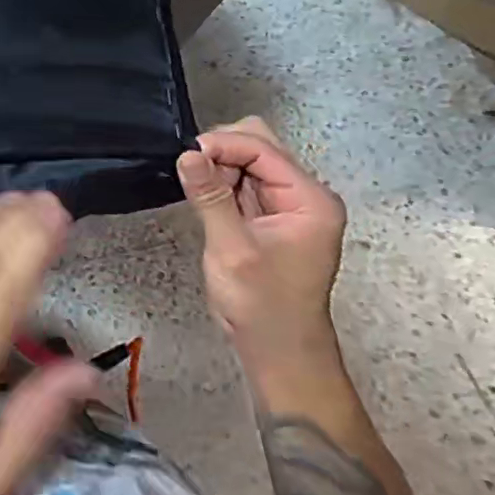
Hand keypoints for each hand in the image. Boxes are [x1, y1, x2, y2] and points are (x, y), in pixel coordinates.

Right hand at [177, 117, 349, 406]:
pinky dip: (220, 181)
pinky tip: (204, 196)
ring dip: (218, 167)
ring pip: (247, 160)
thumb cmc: (262, 305)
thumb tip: (187, 153)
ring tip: (197, 190)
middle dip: (221, 150)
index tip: (184, 154)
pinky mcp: (267, 214)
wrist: (278, 350)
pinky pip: (241, 181)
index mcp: (309, 199)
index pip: (262, 148)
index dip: (221, 144)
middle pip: (259, 144)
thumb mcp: (232, 249)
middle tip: (191, 173)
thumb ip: (210, 197)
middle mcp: (303, 195)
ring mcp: (286, 204)